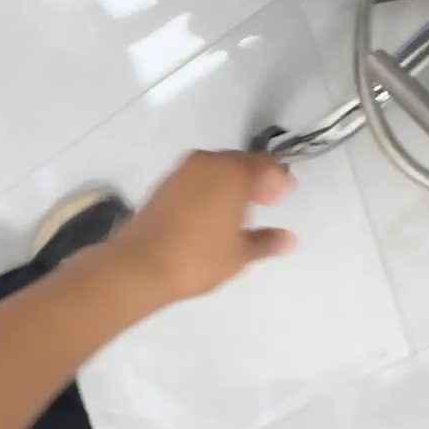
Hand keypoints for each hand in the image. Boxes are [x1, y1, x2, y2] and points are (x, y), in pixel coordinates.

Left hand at [106, 150, 297, 302]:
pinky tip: (209, 213)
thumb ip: (266, 243)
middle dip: (255, 180)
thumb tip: (289, 240)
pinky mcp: (161, 186)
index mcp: (233, 172)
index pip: (266, 166)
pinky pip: (195, 180)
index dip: (279, 180)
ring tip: (237, 210)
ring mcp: (181, 172)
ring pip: (215, 170)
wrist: (139, 266)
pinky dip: (208, 190)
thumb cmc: (197, 260)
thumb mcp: (238, 255)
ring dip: (230, 184)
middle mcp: (208, 162)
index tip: (284, 195)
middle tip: (264, 201)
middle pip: (240, 163)